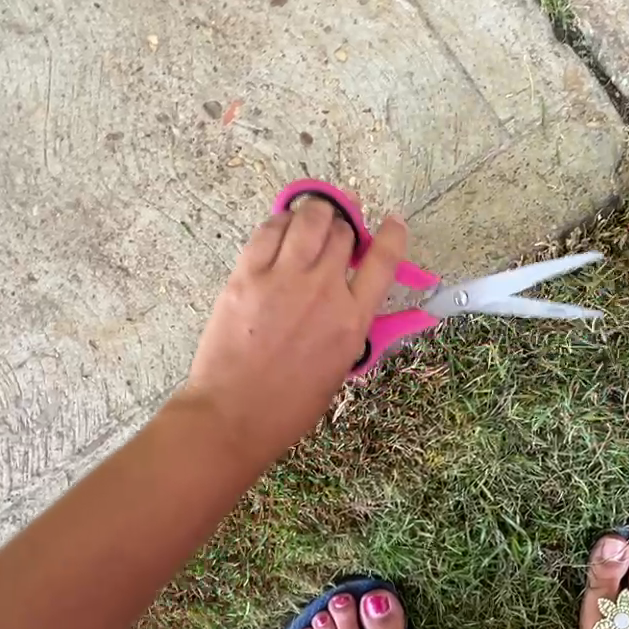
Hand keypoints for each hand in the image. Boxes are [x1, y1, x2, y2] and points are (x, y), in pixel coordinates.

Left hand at [180, 195, 406, 454]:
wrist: (235, 413)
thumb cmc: (292, 403)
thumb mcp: (341, 366)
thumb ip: (350, 325)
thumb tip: (350, 298)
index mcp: (352, 320)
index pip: (383, 261)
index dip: (393, 235)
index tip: (393, 222)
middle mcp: (323, 291)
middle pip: (342, 233)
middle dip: (345, 227)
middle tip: (338, 232)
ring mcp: (283, 278)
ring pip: (308, 220)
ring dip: (315, 214)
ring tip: (312, 221)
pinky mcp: (246, 274)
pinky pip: (269, 230)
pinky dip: (281, 223)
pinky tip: (282, 230)